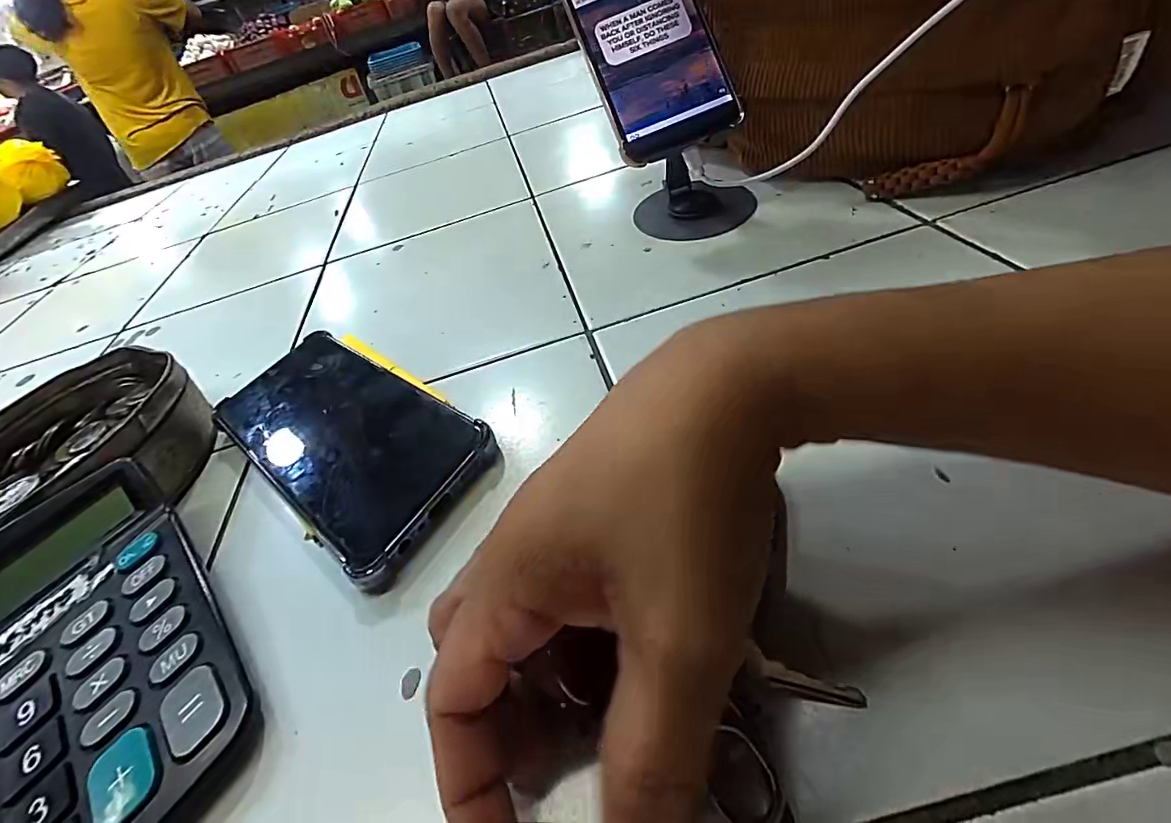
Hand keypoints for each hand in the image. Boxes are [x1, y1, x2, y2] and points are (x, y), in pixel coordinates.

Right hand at [426, 323, 781, 822]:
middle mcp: (511, 557)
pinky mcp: (586, 519)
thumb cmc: (681, 506)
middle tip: (566, 780)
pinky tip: (643, 655)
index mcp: (506, 583)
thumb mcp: (678, 641)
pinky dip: (584, 651)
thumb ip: (650, 751)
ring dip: (552, 693)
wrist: (719, 390)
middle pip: (474, 661)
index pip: (451, 697)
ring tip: (616, 731)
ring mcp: (549, 534)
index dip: (468, 781)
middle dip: (505, 734)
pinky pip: (562, 601)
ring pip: (523, 632)